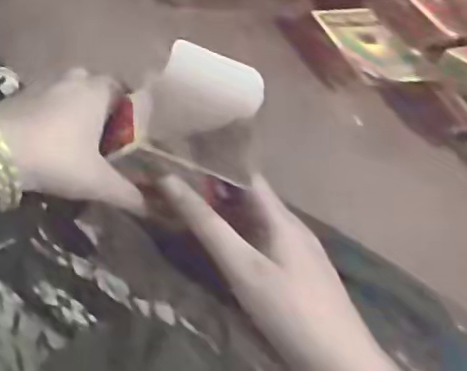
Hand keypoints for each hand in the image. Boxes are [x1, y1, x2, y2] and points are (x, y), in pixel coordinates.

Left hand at [0, 69, 144, 212]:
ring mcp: (41, 82)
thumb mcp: (98, 181)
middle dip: (104, 108)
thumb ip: (130, 193)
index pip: (123, 87)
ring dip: (77, 110)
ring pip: (68, 91)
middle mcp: (69, 78)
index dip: (133, 109)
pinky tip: (55, 139)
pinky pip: (48, 98)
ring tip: (84, 142)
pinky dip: (56, 113)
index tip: (136, 137)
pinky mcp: (20, 93)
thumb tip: (154, 207)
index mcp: (94, 89)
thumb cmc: (55, 156)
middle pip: (94, 85)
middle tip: (111, 140)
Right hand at [159, 174, 396, 370]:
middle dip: (209, 186)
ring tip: (185, 207)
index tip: (175, 152)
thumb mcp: (242, 267)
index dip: (210, 159)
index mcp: (282, 218)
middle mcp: (293, 228)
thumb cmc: (293, 312)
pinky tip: (219, 244)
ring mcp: (301, 253)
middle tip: (169, 180)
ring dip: (221, 210)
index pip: (243, 172)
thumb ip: (205, 222)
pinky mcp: (301, 275)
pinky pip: (261, 238)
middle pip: (247, 195)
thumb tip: (165, 176)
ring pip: (254, 218)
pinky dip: (236, 231)